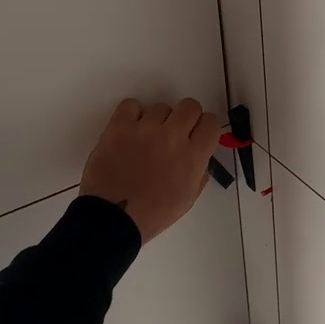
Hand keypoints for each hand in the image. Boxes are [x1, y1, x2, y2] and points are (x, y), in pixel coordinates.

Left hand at [80, 98, 221, 242]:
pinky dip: (133, 115)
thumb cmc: (153, 214)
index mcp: (193, 156)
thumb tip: (197, 154)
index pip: (211, 122)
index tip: (196, 135)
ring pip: (161, 107)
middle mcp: (172, 136)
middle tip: (175, 134)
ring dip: (158, 121)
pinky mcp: (119, 127)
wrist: (114, 218)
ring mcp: (145, 129)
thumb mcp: (188, 198)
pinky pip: (131, 105)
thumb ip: (199, 171)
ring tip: (147, 139)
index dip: (204, 128)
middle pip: (190, 106)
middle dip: (186, 118)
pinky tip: (131, 131)